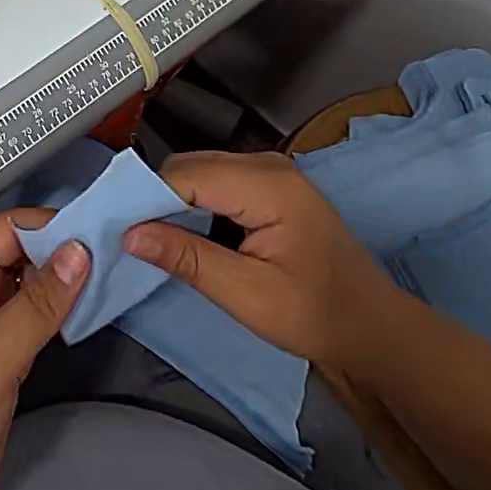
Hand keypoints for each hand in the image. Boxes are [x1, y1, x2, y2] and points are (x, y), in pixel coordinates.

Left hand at [0, 209, 89, 489]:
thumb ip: (39, 301)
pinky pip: (35, 319)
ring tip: (108, 279)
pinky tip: (85, 313)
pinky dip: (60, 314)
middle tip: (112, 256)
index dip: (51, 225)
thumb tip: (79, 251)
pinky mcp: (2, 355)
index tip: (97, 232)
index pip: (10, 228)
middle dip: (62, 252)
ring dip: (65, 284)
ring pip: (31, 287)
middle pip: (23, 254)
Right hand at [123, 150, 404, 368]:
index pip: (186, 176)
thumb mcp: (249, 296)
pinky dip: (189, 201)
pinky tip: (181, 230)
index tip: (117, 228)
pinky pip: (211, 179)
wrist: (373, 326)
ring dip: (169, 200)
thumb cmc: (318, 315)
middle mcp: (266, 164)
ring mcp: (268, 169)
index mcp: (268, 185)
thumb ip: (188, 259)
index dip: (146, 199)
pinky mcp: (265, 181)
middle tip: (130, 236)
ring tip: (149, 235)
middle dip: (154, 198)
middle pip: (188, 167)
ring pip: (195, 170)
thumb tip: (131, 234)